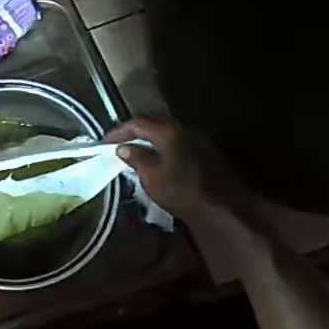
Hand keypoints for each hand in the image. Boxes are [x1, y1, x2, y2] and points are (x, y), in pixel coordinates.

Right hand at [103, 116, 241, 223]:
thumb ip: (136, 158)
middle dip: (133, 131)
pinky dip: (160, 146)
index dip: (118, 131)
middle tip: (118, 143)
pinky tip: (155, 158)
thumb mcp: (152, 177)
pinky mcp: (204, 151)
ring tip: (134, 151)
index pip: (137, 122)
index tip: (104, 143)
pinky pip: (176, 141)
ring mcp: (197, 139)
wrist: (223, 206)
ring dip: (148, 138)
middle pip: (153, 122)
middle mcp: (184, 129)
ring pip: (166, 132)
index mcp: (169, 131)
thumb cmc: (183, 191)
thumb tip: (123, 148)